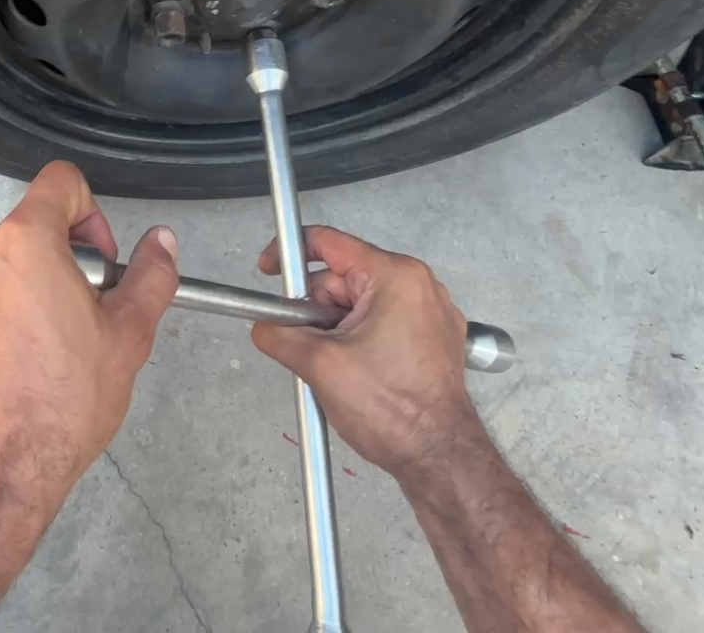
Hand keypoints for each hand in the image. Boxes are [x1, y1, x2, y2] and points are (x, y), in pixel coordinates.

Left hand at [0, 162, 179, 505]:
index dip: (92, 212)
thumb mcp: (128, 334)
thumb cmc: (58, 401)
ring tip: (45, 340)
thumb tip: (162, 242)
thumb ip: (151, 274)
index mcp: (26, 240)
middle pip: (34, 224)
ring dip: (29, 281)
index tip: (99, 260)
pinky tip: (13, 351)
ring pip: (4, 256)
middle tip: (80, 315)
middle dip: (65, 258)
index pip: (62, 181)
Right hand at [249, 227, 482, 476]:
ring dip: (335, 330)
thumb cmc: (397, 412)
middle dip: (316, 310)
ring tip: (339, 367)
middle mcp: (418, 286)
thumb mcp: (317, 363)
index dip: (287, 254)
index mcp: (395, 276)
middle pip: (339, 278)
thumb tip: (264, 325)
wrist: (439, 461)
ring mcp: (429, 312)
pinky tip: (356, 371)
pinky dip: (357, 339)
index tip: (269, 271)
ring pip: (356, 304)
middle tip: (313, 345)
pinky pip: (378, 322)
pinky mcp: (431, 337)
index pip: (327, 242)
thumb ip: (278, 332)